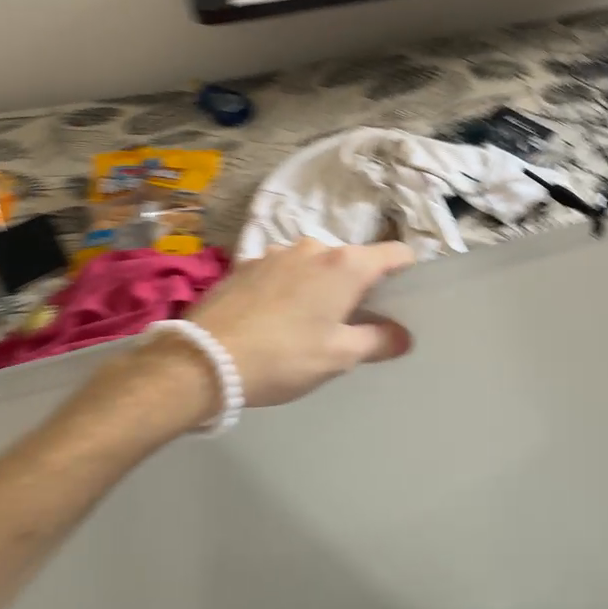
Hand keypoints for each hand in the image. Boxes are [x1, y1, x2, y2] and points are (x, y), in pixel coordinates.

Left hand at [92, 239, 416, 441]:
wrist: (200, 361)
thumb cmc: (282, 357)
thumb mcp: (338, 357)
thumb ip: (378, 342)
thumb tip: (403, 335)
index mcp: (346, 264)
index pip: (396, 253)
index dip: (407, 273)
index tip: (404, 298)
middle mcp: (315, 247)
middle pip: (353, 260)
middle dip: (358, 286)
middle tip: (353, 322)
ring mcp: (277, 252)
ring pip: (316, 264)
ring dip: (320, 285)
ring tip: (308, 323)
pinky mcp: (247, 265)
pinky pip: (283, 271)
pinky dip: (289, 288)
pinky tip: (274, 319)